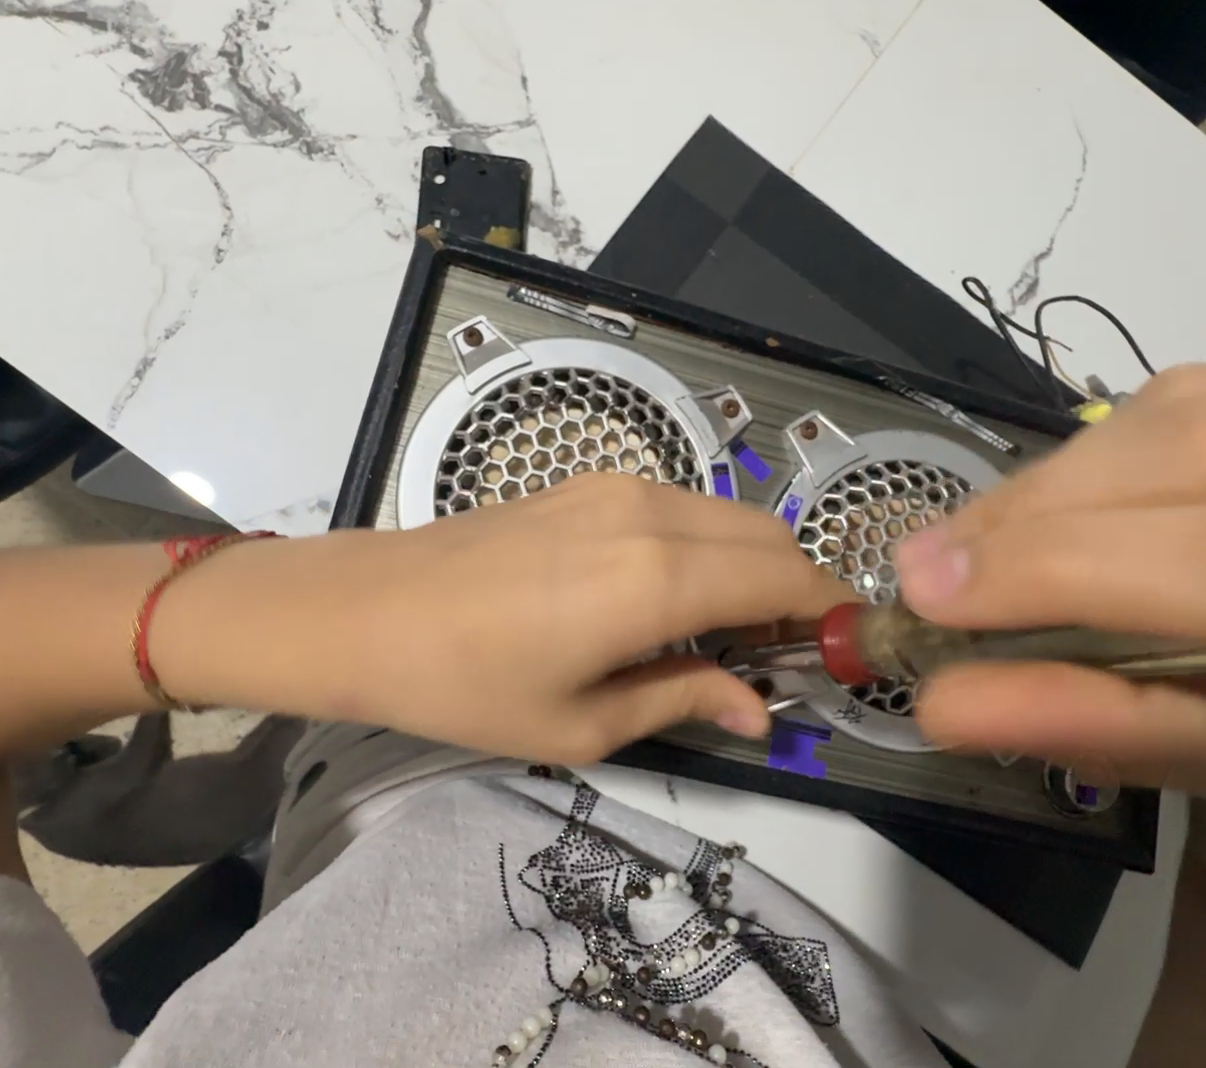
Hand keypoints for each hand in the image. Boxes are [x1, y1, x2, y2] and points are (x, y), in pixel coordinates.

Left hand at [158, 473, 851, 763]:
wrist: (366, 610)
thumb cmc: (469, 684)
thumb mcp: (583, 722)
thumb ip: (685, 699)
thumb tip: (759, 708)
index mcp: (661, 578)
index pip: (786, 578)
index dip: (826, 613)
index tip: (840, 653)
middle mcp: (653, 513)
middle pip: (769, 535)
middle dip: (794, 589)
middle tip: (779, 654)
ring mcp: (617, 487)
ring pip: (727, 514)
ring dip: (751, 564)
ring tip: (724, 631)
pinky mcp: (587, 482)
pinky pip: (681, 507)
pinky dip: (707, 544)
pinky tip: (672, 593)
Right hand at [893, 365, 1205, 990]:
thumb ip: (1111, 729)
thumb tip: (943, 702)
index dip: (1072, 570)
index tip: (929, 596)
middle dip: (1040, 511)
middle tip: (926, 568)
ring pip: (1199, 408)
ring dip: (1061, 476)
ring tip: (979, 540)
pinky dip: (1109, 447)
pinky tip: (1072, 499)